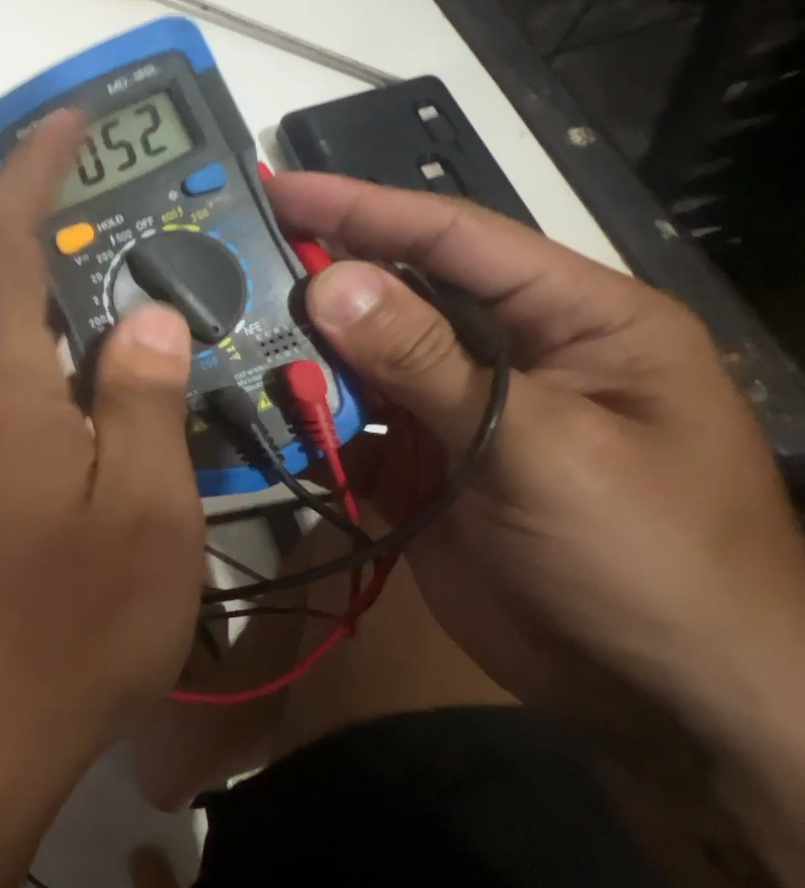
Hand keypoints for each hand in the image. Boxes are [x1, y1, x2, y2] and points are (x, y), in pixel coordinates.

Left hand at [0, 110, 207, 739]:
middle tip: (63, 157)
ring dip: (5, 254)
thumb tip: (144, 315)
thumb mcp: (146, 508)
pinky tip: (61, 329)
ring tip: (64, 219)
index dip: (30, 174)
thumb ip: (143, 398)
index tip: (64, 121)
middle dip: (6, 199)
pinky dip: (12, 315)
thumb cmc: (77, 616)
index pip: (4, 246)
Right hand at [267, 172, 804, 739]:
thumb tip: (329, 281)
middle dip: (317, 282)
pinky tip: (259, 420)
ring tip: (223, 340)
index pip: (456, 240)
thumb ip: (430, 362)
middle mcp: (513, 354)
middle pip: (398, 297)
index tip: (277, 188)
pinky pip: (352, 430)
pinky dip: (307, 427)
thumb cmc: (644, 555)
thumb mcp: (539, 446)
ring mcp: (463, 415)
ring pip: (365, 364)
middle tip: (226, 263)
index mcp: (576, 320)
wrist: (665, 699)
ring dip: (302, 358)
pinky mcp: (423, 471)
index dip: (365, 208)